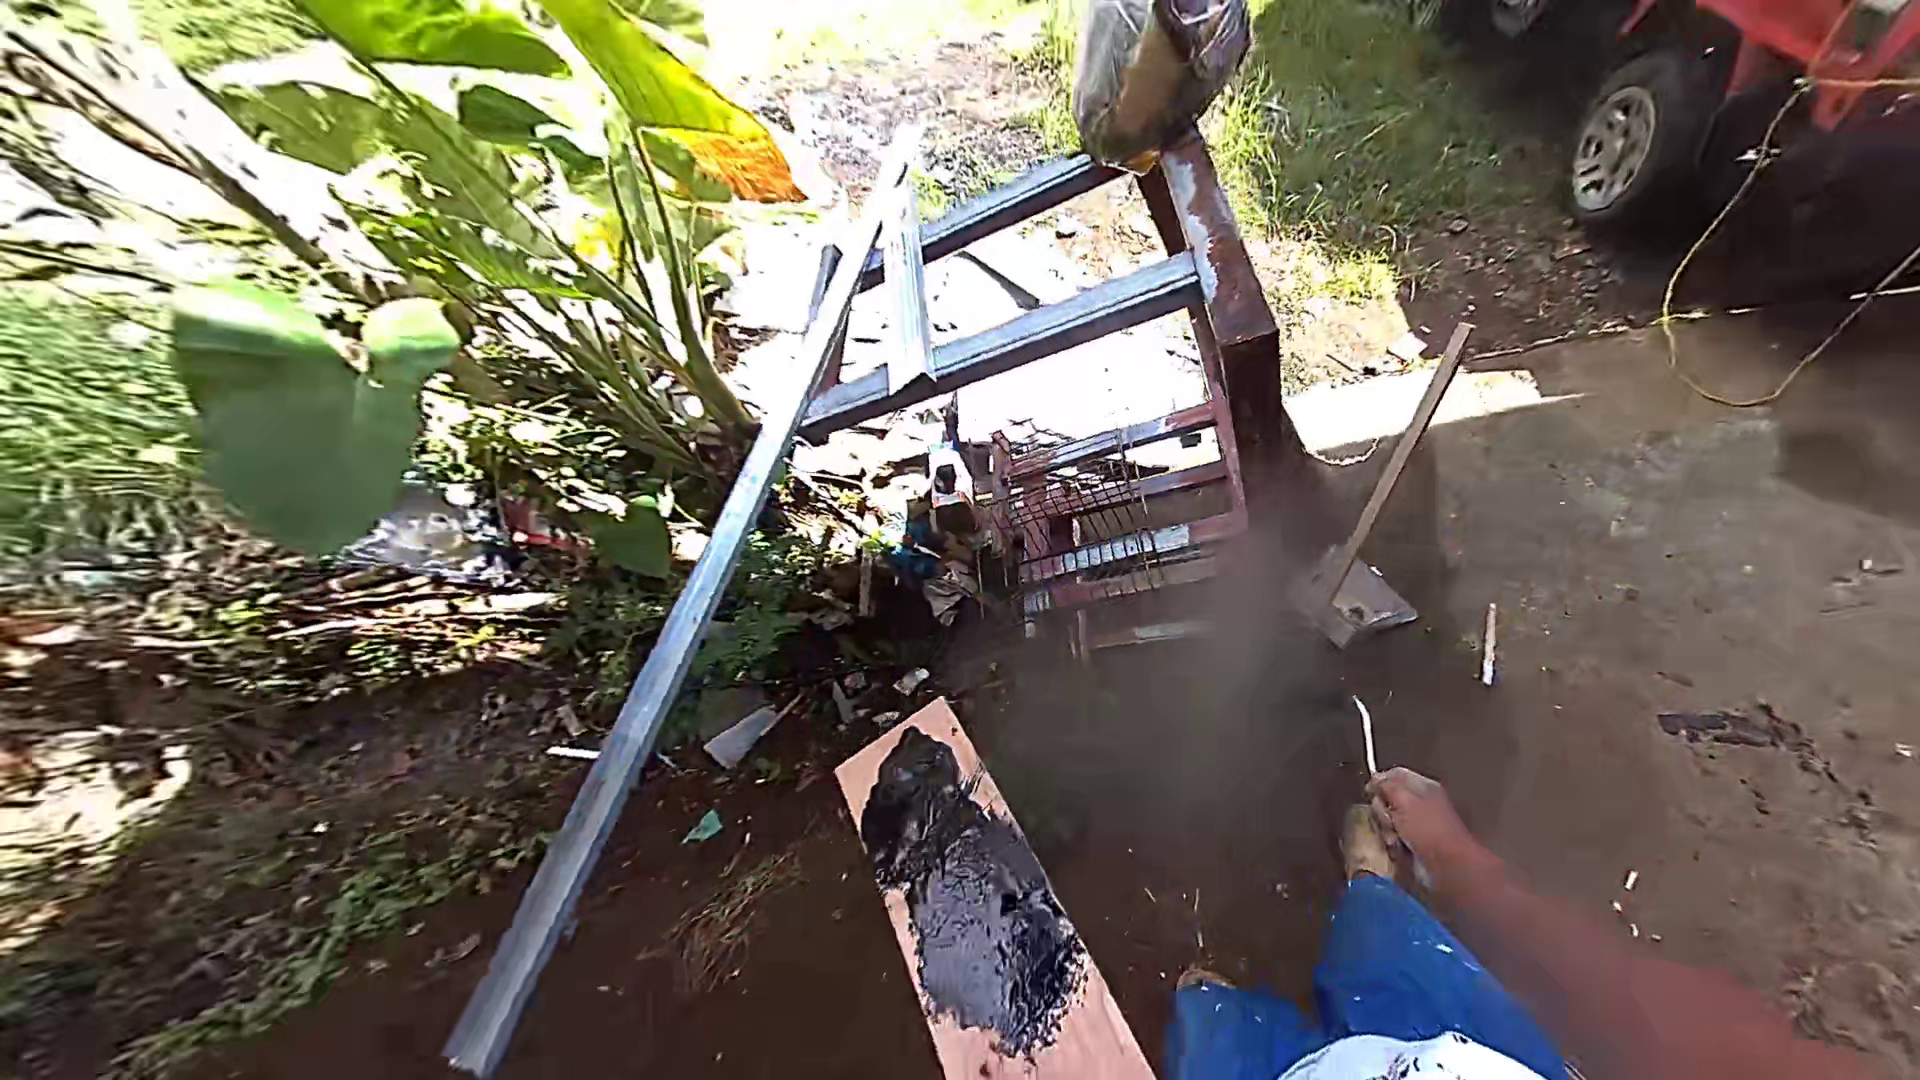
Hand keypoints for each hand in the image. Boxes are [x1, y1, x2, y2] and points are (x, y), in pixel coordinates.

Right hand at [1366, 767, 1490, 882]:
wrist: (1446, 866)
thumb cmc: (1427, 828)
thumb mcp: (1403, 798)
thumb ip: (1385, 784)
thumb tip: (1374, 780)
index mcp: (1423, 787)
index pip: (1394, 774)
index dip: (1380, 780)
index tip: (1371, 791)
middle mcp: (1420, 802)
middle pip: (1386, 795)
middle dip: (1382, 807)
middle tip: (1389, 817)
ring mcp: (1416, 822)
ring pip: (1386, 815)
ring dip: (1385, 825)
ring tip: (1394, 834)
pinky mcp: (1412, 839)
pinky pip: (1391, 831)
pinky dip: (1390, 837)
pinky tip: (1396, 843)